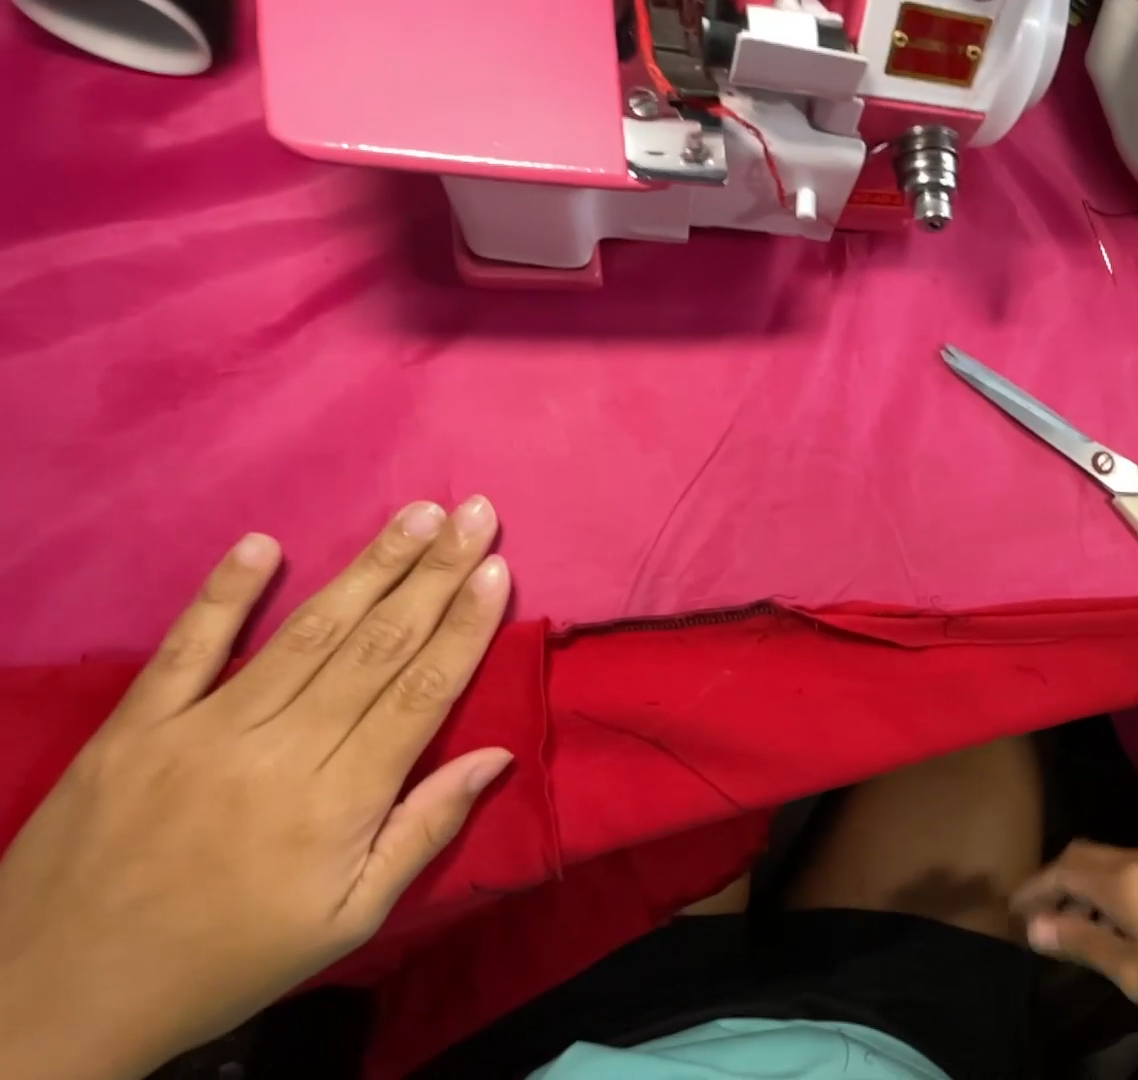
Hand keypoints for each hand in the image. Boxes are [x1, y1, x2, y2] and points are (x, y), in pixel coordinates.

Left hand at [0, 498, 513, 1079]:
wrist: (49, 1008)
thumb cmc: (230, 958)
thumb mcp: (350, 918)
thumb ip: (426, 830)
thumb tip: (497, 756)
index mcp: (336, 800)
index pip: (421, 691)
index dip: (465, 626)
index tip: (498, 569)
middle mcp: (275, 751)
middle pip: (375, 646)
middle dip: (435, 574)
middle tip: (474, 514)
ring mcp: (197, 733)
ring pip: (305, 634)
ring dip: (368, 568)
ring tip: (415, 516)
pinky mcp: (132, 730)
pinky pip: (184, 650)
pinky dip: (224, 594)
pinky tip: (262, 544)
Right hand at [1012, 842, 1137, 1079]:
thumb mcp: (1128, 970)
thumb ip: (1079, 939)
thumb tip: (1034, 925)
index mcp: (1122, 878)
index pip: (1063, 868)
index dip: (1034, 885)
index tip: (1012, 907)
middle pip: (1086, 855)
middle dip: (1058, 879)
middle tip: (1039, 913)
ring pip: (1113, 862)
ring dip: (1086, 883)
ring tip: (1075, 923)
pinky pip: (1137, 872)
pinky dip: (1114, 888)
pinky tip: (1119, 923)